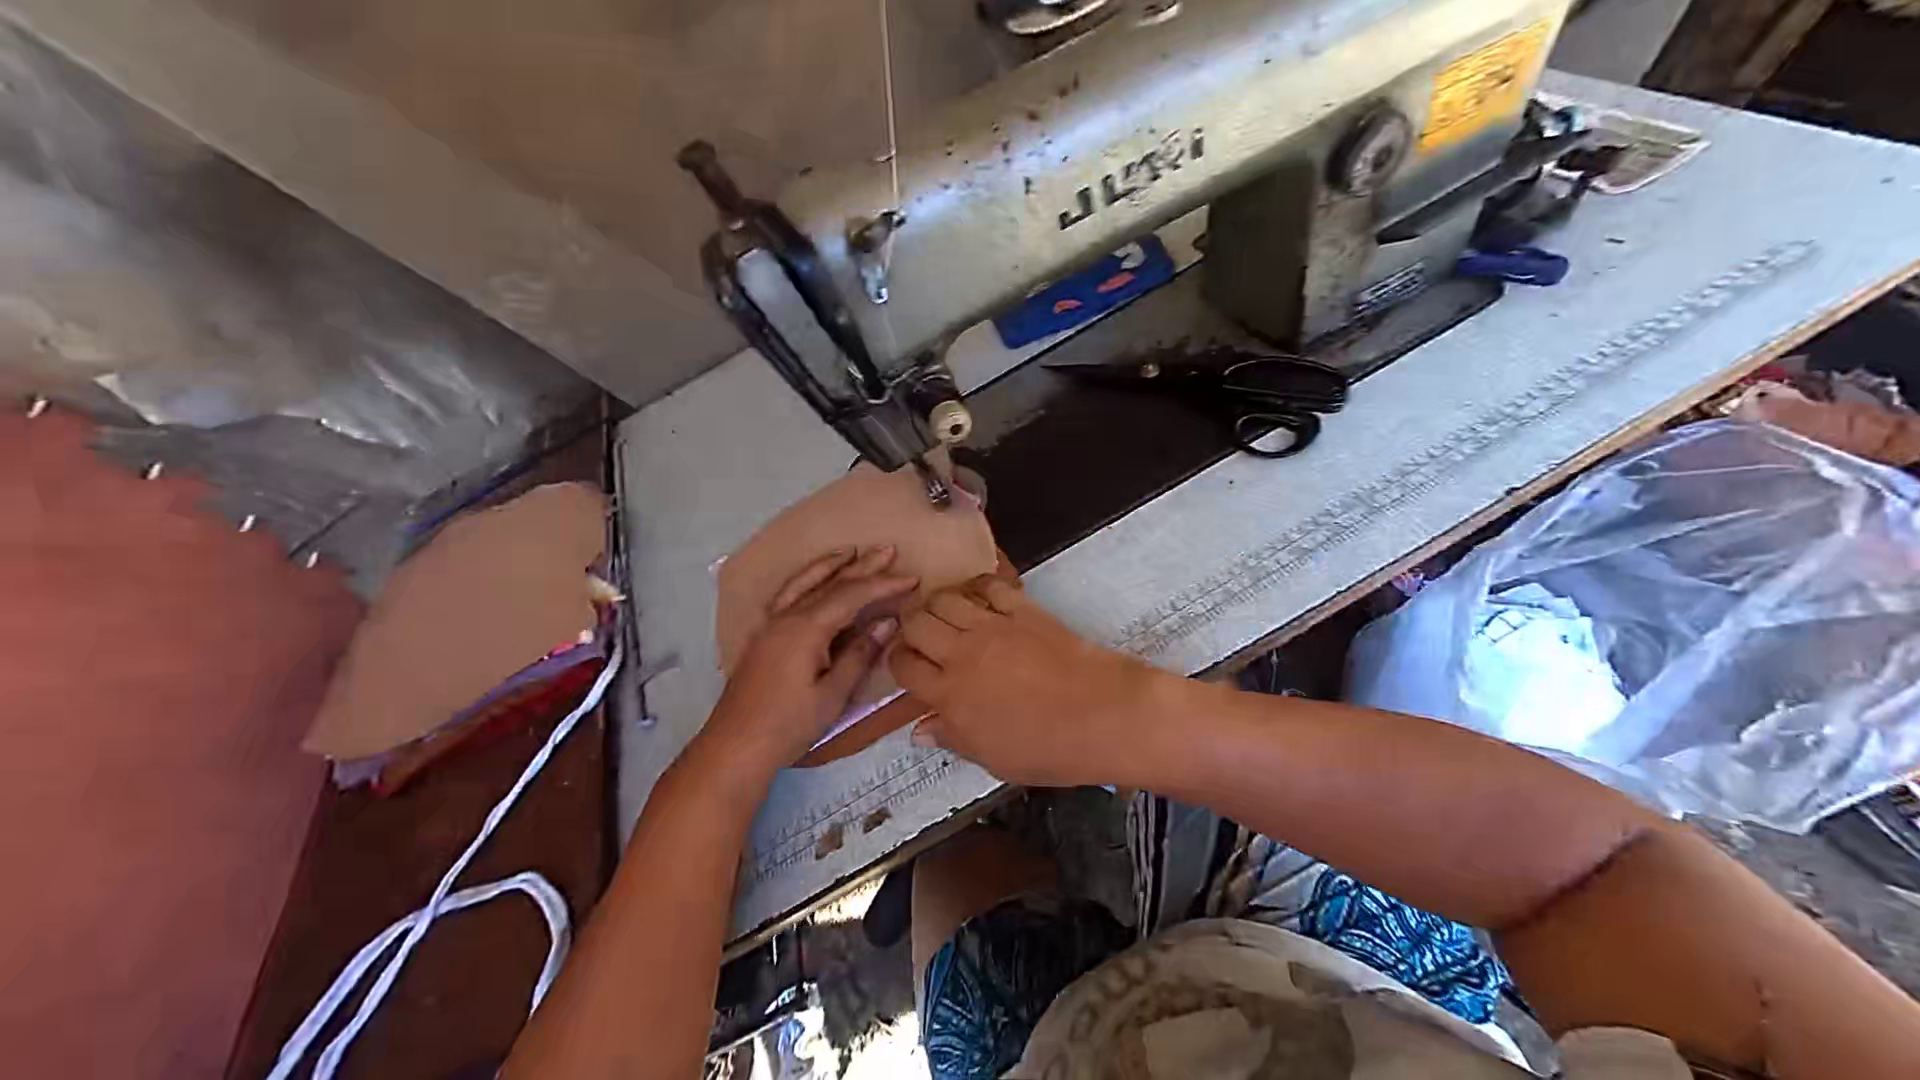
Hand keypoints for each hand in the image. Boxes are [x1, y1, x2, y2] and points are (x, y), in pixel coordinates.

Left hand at [702, 546, 915, 769]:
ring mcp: (770, 625)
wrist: (734, 747)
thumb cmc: (788, 726)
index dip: (882, 585)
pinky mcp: (762, 636)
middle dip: (862, 567)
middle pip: (829, 584)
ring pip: (803, 584)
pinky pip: (787, 595)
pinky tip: (811, 581)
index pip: (851, 596)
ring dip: (829, 566)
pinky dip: (805, 580)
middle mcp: (786, 618)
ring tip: (850, 552)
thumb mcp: (832, 695)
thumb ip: (859, 655)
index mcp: (805, 629)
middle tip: (889, 550)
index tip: (911, 579)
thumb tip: (886, 622)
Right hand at [889, 577, 1177, 786]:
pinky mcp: (1021, 609)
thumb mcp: (993, 758)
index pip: (903, 666)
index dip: (898, 661)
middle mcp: (962, 654)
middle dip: (909, 626)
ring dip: (938, 604)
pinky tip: (980, 598)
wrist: (1105, 716)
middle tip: (921, 635)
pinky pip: (987, 586)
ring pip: (944, 599)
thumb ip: (952, 738)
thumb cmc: (1049, 749)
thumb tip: (919, 730)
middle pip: (915, 623)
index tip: (906, 662)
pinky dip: (977, 587)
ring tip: (946, 614)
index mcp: (950, 696)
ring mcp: (992, 627)